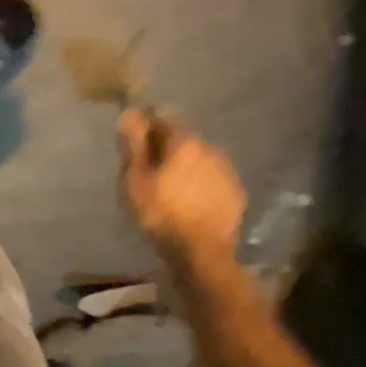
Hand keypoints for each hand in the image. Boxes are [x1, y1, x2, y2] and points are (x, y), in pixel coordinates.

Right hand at [116, 110, 245, 263]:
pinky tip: (189, 199)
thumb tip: (129, 114)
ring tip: (169, 186)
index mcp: (184, 141)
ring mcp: (226, 170)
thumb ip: (133, 145)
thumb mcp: (135, 179)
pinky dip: (199, 180)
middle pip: (182, 137)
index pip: (163, 117)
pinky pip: (212, 176)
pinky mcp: (236, 192)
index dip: (146, 126)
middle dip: (165, 146)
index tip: (134, 144)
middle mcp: (210, 148)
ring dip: (184, 163)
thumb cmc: (161, 213)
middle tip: (148, 168)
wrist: (203, 253)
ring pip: (199, 157)